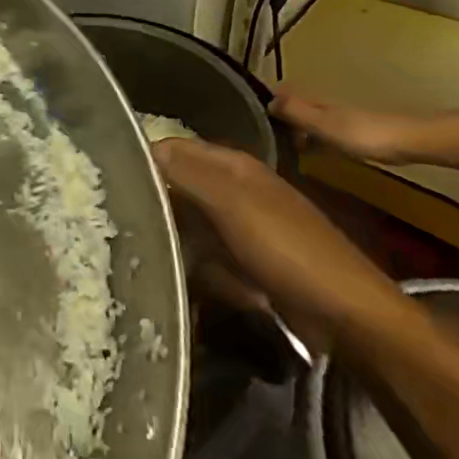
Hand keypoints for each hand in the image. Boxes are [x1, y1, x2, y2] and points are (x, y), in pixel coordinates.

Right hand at [151, 139, 402, 328]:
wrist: (344, 312)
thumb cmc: (286, 247)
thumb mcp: (232, 202)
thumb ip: (188, 171)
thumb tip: (147, 146)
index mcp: (233, 165)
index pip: (175, 148)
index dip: (146, 160)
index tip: (113, 180)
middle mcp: (236, 188)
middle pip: (181, 187)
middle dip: (160, 204)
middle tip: (128, 223)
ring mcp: (243, 226)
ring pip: (192, 225)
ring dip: (181, 241)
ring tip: (161, 256)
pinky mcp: (249, 260)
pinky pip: (210, 256)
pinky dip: (205, 268)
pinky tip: (202, 280)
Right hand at [272, 93, 422, 163]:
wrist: (408, 142)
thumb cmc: (363, 134)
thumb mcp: (324, 125)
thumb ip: (296, 113)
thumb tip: (267, 101)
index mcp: (314, 100)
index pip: (283, 93)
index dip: (267, 101)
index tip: (248, 117)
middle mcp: (323, 105)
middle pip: (293, 106)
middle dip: (278, 118)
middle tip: (261, 139)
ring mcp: (337, 118)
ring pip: (307, 120)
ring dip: (294, 130)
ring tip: (279, 148)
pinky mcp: (350, 133)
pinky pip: (320, 133)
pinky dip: (310, 140)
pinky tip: (310, 156)